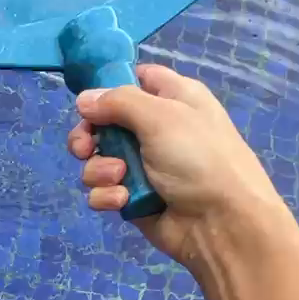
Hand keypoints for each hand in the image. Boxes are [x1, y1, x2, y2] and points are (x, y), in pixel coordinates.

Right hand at [68, 64, 292, 271]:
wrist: (216, 219)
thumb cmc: (199, 158)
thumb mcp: (162, 118)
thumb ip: (119, 103)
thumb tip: (82, 98)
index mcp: (171, 99)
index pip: (134, 79)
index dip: (109, 87)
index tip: (87, 102)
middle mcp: (153, 129)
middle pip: (103, 124)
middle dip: (88, 138)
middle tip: (86, 149)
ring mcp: (139, 165)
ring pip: (96, 162)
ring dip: (98, 172)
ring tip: (119, 179)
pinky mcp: (128, 196)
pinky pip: (101, 191)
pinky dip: (106, 196)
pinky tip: (122, 201)